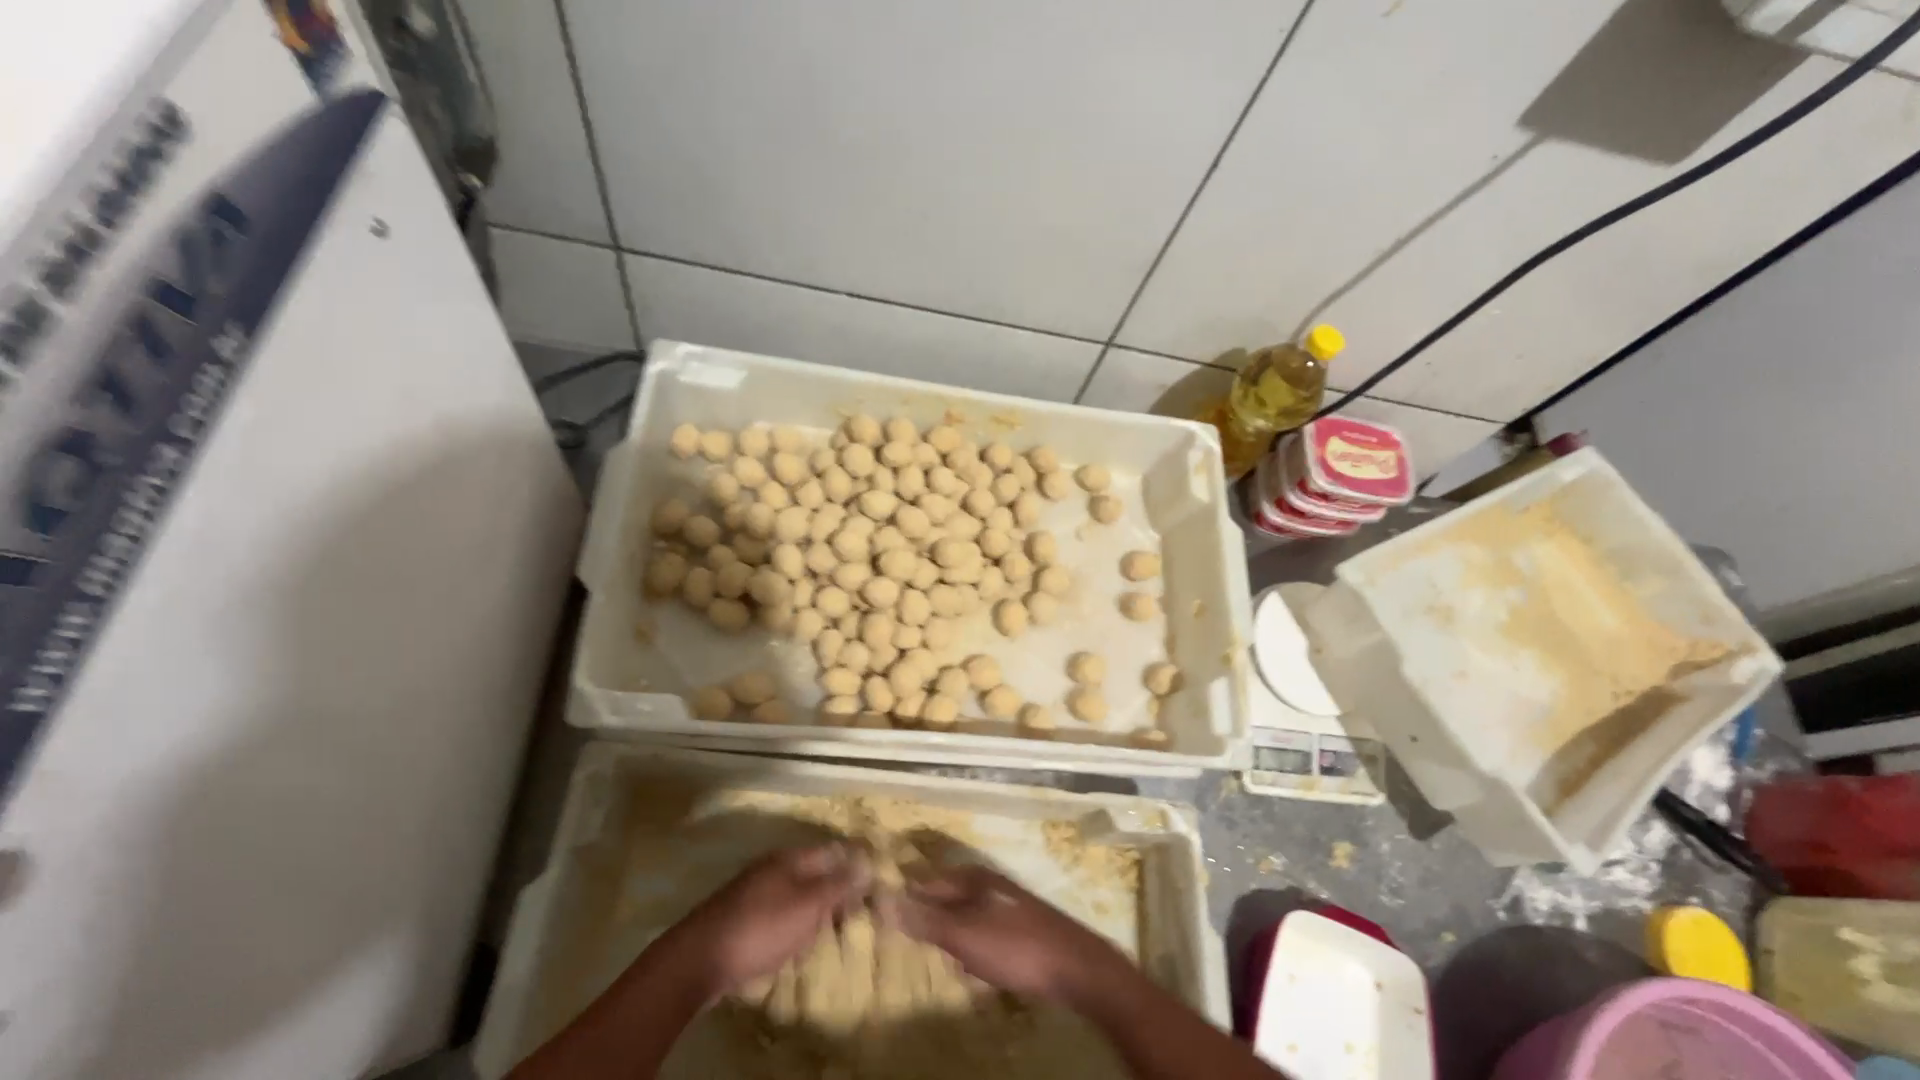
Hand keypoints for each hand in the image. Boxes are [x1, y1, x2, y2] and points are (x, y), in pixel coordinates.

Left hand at [658, 843, 870, 998]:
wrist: (699, 960)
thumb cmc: (760, 928)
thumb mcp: (807, 906)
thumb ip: (839, 885)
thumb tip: (868, 862)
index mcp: (790, 859)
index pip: (833, 852)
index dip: (857, 864)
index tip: (878, 885)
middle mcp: (773, 869)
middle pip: (816, 873)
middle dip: (839, 890)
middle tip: (861, 914)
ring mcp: (756, 894)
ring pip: (799, 895)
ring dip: (818, 911)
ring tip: (835, 932)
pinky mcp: (745, 919)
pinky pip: (782, 916)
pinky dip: (797, 927)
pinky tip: (801, 945)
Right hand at [882, 864, 1130, 1004]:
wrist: (1077, 967)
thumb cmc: (1015, 947)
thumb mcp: (963, 935)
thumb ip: (924, 919)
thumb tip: (881, 898)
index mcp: (973, 878)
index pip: (925, 882)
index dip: (904, 898)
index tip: (881, 918)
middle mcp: (989, 884)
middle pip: (946, 896)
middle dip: (926, 916)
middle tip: (905, 941)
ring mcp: (1007, 905)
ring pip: (966, 915)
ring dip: (950, 934)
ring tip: (936, 956)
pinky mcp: (1022, 928)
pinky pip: (984, 933)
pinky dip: (973, 946)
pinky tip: (972, 967)